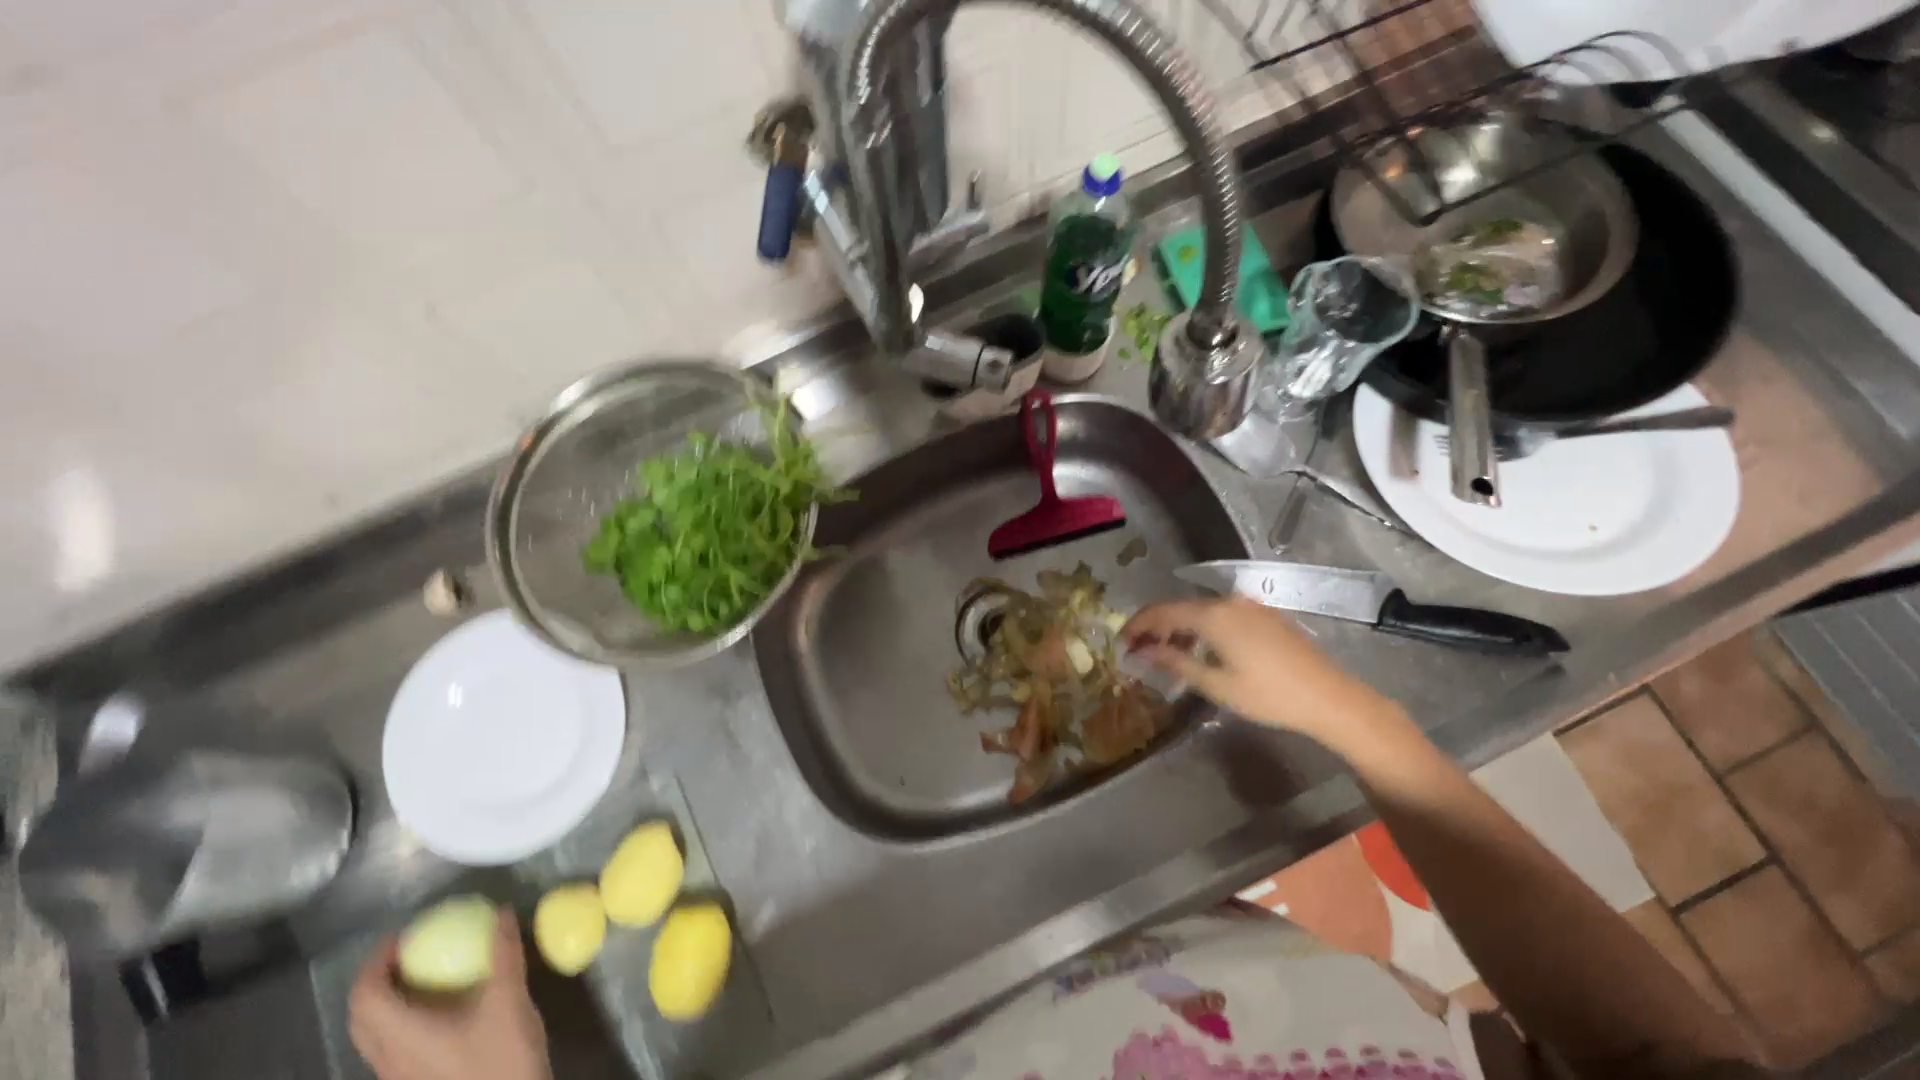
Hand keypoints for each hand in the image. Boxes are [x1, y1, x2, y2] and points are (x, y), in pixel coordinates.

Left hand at [349, 907, 551, 1079]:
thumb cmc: (501, 1060)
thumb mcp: (509, 1002)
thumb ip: (503, 955)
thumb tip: (502, 913)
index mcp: (400, 1036)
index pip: (365, 995)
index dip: (376, 960)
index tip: (404, 937)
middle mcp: (388, 1060)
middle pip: (360, 1017)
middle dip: (377, 980)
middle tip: (407, 956)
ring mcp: (399, 1078)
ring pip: (374, 1037)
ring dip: (388, 1003)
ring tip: (423, 981)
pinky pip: (392, 1049)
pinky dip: (403, 1023)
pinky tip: (440, 1016)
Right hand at [1122, 595, 1400, 741]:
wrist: (1328, 697)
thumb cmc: (1268, 695)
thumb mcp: (1216, 684)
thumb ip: (1176, 662)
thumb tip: (1144, 651)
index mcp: (1213, 616)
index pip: (1162, 612)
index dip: (1137, 625)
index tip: (1121, 642)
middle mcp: (1229, 601)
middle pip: (1180, 607)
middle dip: (1156, 626)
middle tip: (1139, 650)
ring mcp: (1250, 606)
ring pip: (1202, 610)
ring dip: (1180, 628)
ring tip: (1167, 654)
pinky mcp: (1265, 615)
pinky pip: (1222, 614)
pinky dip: (1203, 628)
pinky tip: (1202, 650)